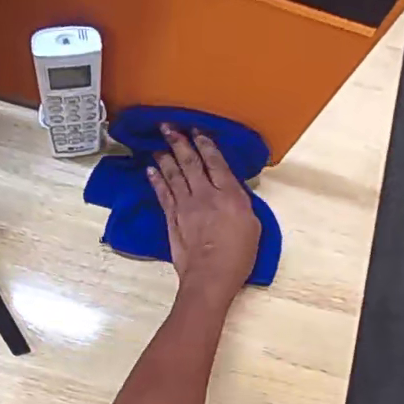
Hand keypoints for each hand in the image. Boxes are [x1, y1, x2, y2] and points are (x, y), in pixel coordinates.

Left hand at [146, 125, 259, 303]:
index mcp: (230, 195)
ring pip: (173, 175)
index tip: (198, 130)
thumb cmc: (238, 256)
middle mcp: (205, 195)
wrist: (211, 276)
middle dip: (179, 142)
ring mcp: (186, 206)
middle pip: (190, 163)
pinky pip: (163, 193)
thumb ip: (240, 203)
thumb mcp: (252, 225)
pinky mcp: (172, 218)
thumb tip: (232, 191)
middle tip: (168, 126)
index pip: (216, 162)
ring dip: (165, 157)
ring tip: (158, 144)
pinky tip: (150, 170)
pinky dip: (156, 180)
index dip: (206, 144)